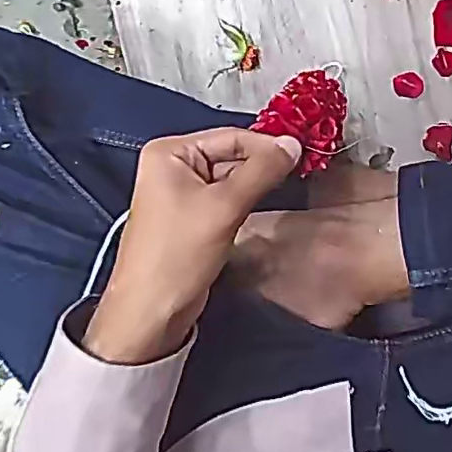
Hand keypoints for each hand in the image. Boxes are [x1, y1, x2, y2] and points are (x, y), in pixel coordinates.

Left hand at [85, 128, 300, 363]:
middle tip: (299, 171)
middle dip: (262, 165)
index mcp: (170, 152)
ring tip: (286, 187)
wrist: (150, 315)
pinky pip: (228, 195)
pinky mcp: (193, 213)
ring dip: (257, 182)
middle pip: (233, 153)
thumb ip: (262, 171)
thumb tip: (293, 143)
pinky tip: (264, 204)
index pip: (231, 136)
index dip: (267, 145)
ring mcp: (183, 190)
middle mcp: (174, 165)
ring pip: (233, 175)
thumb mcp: (225, 206)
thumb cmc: (178, 255)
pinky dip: (247, 198)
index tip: (301, 153)